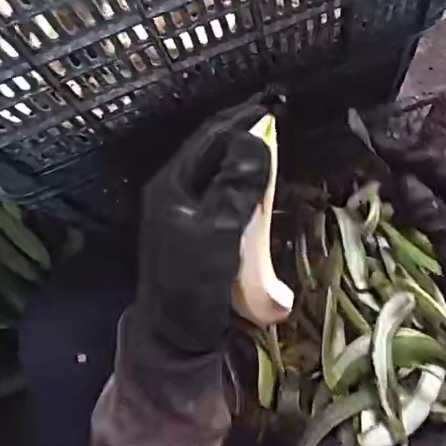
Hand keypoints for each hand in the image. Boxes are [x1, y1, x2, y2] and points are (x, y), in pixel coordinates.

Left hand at [130, 99, 272, 358]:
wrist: (175, 338)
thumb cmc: (194, 285)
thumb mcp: (219, 232)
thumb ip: (237, 185)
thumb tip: (256, 137)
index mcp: (172, 184)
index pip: (211, 138)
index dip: (242, 120)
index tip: (273, 108)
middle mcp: (172, 188)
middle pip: (209, 146)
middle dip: (240, 127)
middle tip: (272, 113)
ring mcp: (180, 206)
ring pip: (213, 164)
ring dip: (239, 148)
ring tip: (266, 134)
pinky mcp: (192, 223)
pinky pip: (217, 185)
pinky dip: (238, 172)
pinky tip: (254, 172)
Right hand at [377, 138, 445, 372]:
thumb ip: (430, 211)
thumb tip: (402, 178)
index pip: (432, 159)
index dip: (402, 150)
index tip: (373, 142)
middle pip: (433, 163)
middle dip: (403, 156)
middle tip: (372, 150)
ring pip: (434, 177)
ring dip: (408, 172)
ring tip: (381, 170)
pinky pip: (436, 194)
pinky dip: (416, 191)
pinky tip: (401, 200)